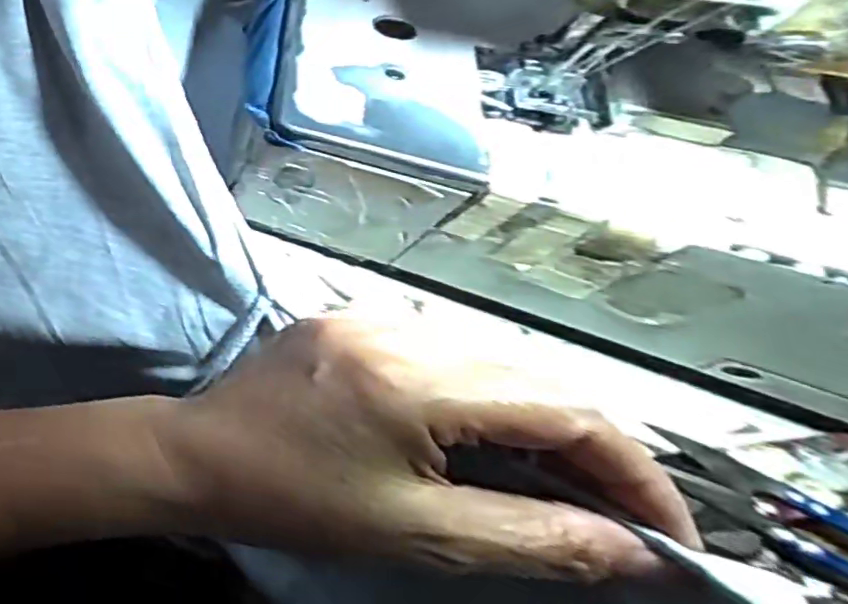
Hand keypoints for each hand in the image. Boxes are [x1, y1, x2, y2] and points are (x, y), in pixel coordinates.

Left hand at [152, 319, 700, 580]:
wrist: (199, 453)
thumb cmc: (297, 496)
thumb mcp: (421, 530)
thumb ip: (538, 536)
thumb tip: (637, 548)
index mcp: (408, 376)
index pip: (560, 405)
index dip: (633, 473)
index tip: (667, 537)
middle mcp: (385, 329)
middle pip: (523, 372)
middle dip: (584, 444)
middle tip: (613, 516)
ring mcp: (353, 317)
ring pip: (479, 354)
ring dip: (528, 411)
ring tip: (552, 480)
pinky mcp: (333, 322)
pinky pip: (427, 343)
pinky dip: (469, 386)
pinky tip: (474, 432)